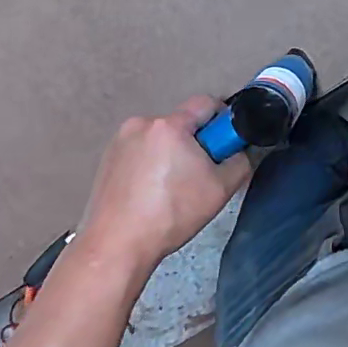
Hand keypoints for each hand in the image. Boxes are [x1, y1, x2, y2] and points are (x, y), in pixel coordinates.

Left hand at [75, 97, 251, 271]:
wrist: (117, 243)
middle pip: (181, 124)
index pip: (206, 103)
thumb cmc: (171, 214)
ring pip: (160, 139)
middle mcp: (142, 123)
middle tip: (199, 176)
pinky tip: (149, 194)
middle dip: (195, 144)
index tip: (226, 145)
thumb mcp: (220, 190)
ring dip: (171, 154)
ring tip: (171, 190)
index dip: (223, 120)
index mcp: (170, 125)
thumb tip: (237, 151)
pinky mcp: (107, 157)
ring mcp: (120, 139)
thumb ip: (239, 162)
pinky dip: (149, 164)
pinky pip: (139, 151)